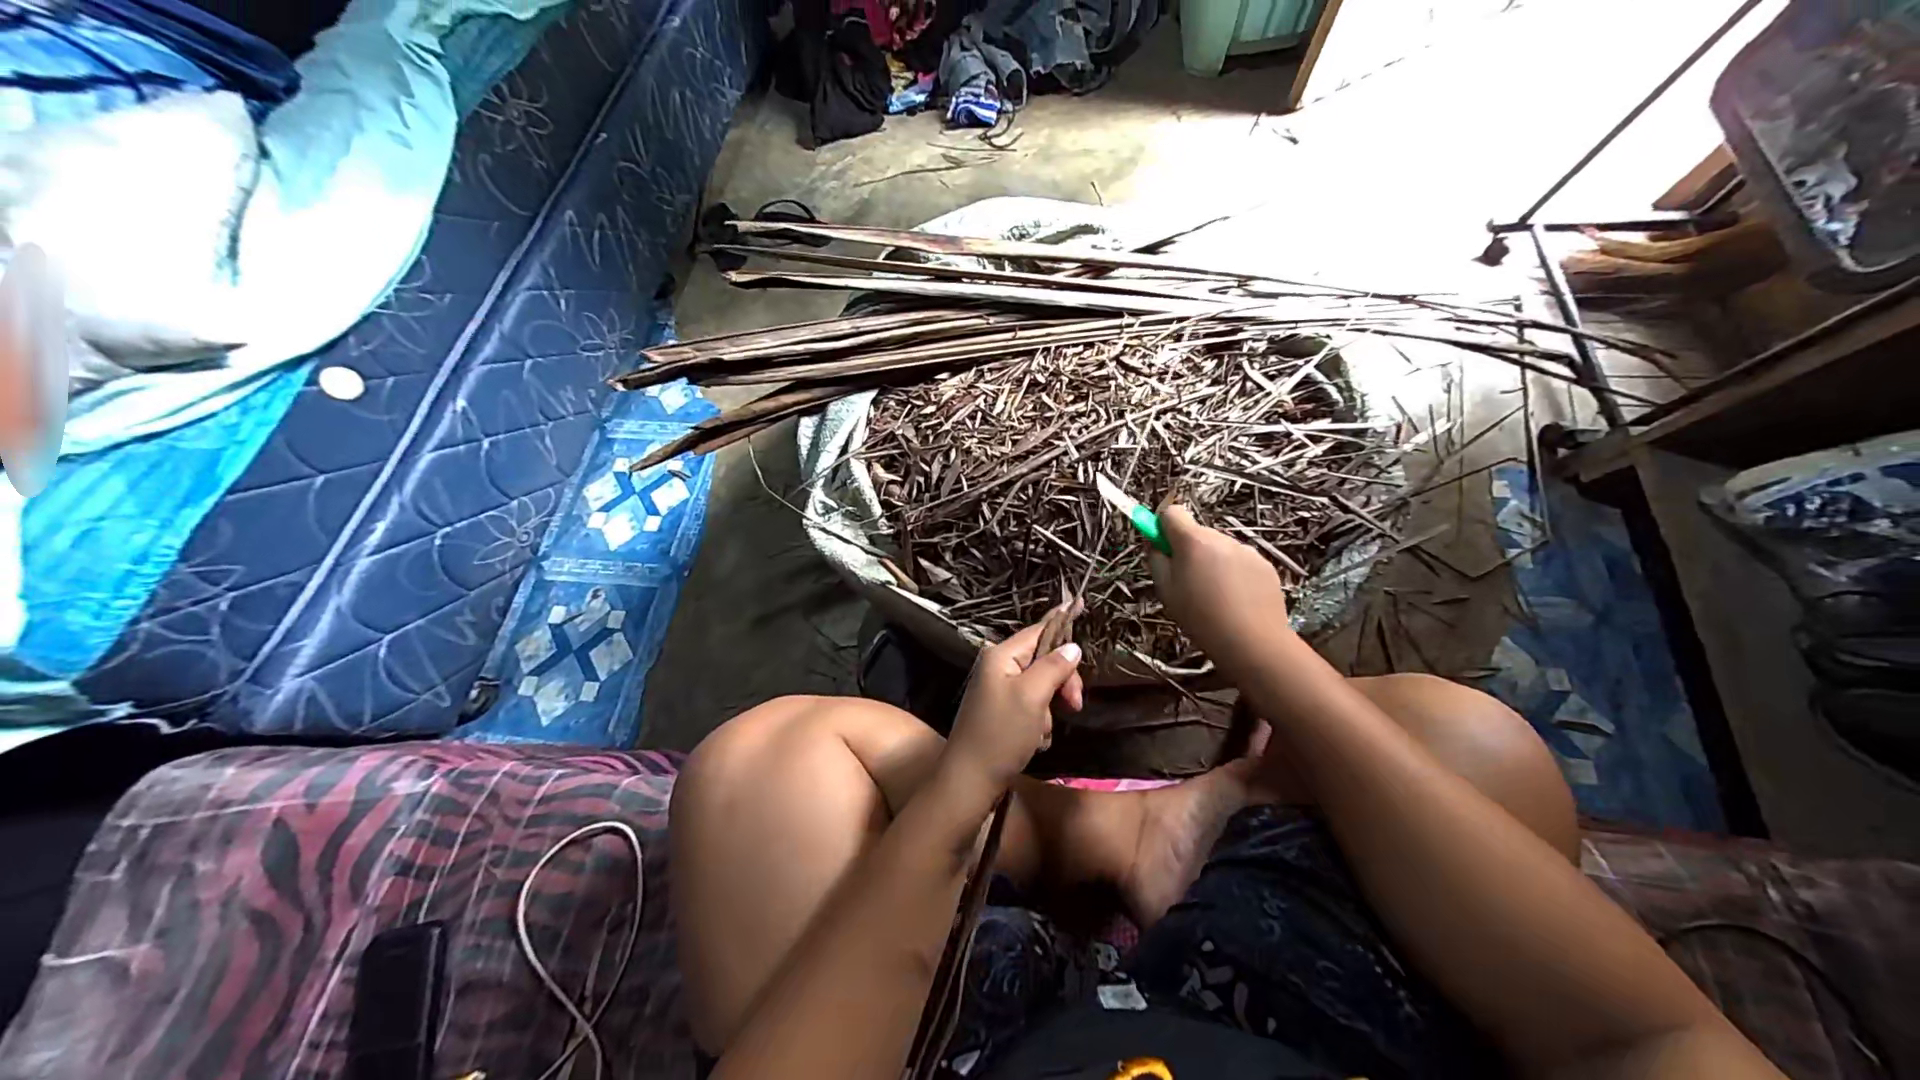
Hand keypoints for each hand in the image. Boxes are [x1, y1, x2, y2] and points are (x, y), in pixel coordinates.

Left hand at [944, 611, 1084, 789]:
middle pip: (1044, 661)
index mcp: (1001, 656)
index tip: (1082, 607)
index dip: (1063, 626)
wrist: (970, 780)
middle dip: (1061, 683)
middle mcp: (998, 668)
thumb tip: (1073, 645)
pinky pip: (1031, 709)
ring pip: (1041, 688)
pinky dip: (1038, 724)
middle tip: (1074, 705)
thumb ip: (1054, 667)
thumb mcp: (1032, 697)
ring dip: (1049, 710)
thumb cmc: (1000, 734)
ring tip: (1041, 732)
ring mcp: (999, 691)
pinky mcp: (1002, 714)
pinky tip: (1034, 741)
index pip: (1039, 631)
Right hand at [1148, 505, 1291, 676]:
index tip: (1162, 546)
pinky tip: (1235, 600)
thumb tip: (1154, 544)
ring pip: (1220, 548)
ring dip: (1213, 562)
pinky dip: (1235, 574)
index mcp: (1193, 541)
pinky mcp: (1265, 565)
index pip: (1172, 512)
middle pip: (1197, 533)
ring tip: (1214, 596)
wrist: (1252, 642)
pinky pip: (1241, 562)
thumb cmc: (1201, 618)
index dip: (1163, 526)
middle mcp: (1221, 538)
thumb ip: (1156, 560)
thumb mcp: (1166, 591)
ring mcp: (1246, 551)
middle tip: (1188, 581)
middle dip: (1190, 550)